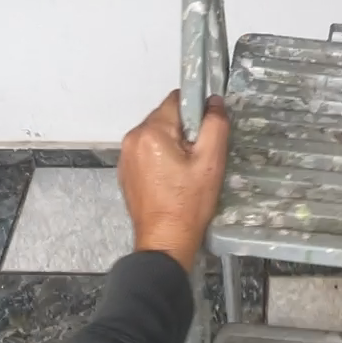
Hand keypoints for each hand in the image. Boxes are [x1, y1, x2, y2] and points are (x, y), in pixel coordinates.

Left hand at [119, 90, 230, 272]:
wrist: (165, 243)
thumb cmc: (189, 203)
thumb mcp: (211, 161)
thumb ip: (215, 124)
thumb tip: (214, 101)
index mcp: (151, 131)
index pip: (177, 99)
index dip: (197, 110)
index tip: (206, 132)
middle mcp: (132, 138)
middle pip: (166, 117)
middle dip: (185, 130)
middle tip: (198, 156)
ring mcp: (126, 156)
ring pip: (158, 134)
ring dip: (174, 143)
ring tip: (186, 170)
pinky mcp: (126, 171)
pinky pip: (148, 151)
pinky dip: (161, 157)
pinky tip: (173, 178)